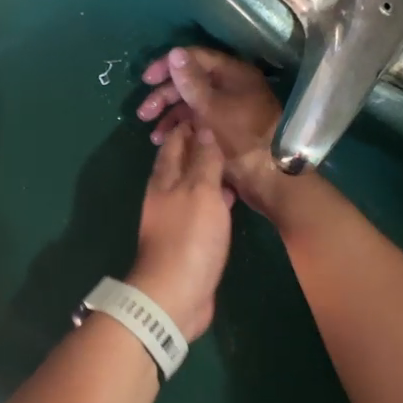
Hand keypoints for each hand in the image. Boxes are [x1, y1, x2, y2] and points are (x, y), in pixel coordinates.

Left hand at [125, 123, 230, 342]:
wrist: (176, 295)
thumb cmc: (188, 238)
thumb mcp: (199, 191)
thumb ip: (203, 160)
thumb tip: (202, 128)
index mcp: (164, 178)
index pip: (176, 141)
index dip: (191, 124)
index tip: (212, 107)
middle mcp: (167, 194)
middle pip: (185, 162)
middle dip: (203, 146)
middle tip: (231, 131)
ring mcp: (178, 218)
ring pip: (196, 186)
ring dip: (212, 172)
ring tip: (238, 158)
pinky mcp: (191, 239)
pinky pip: (205, 209)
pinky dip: (218, 198)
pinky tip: (234, 197)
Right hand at [136, 47, 284, 214]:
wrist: (269, 179)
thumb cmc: (242, 138)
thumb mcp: (212, 108)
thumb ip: (190, 81)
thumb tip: (174, 52)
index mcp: (234, 74)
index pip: (195, 58)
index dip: (168, 65)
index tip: (146, 80)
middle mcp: (231, 87)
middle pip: (190, 82)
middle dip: (165, 96)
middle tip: (144, 113)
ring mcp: (228, 109)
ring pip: (191, 104)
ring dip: (170, 116)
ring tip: (153, 135)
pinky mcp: (224, 129)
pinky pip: (197, 122)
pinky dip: (181, 129)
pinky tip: (165, 141)